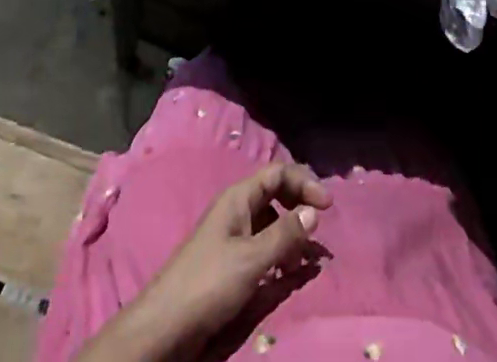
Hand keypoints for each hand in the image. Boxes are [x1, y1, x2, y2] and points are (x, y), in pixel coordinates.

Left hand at [80, 164, 331, 361]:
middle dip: (300, 206)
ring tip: (311, 257)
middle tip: (321, 228)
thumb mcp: (251, 259)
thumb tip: (313, 212)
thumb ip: (284, 235)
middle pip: (275, 195)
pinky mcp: (234, 262)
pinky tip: (292, 272)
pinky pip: (265, 248)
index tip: (327, 205)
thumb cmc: (209, 283)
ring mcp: (234, 236)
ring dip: (293, 234)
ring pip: (272, 223)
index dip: (303, 182)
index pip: (276, 174)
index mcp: (238, 199)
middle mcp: (237, 211)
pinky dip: (283, 255)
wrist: (169, 323)